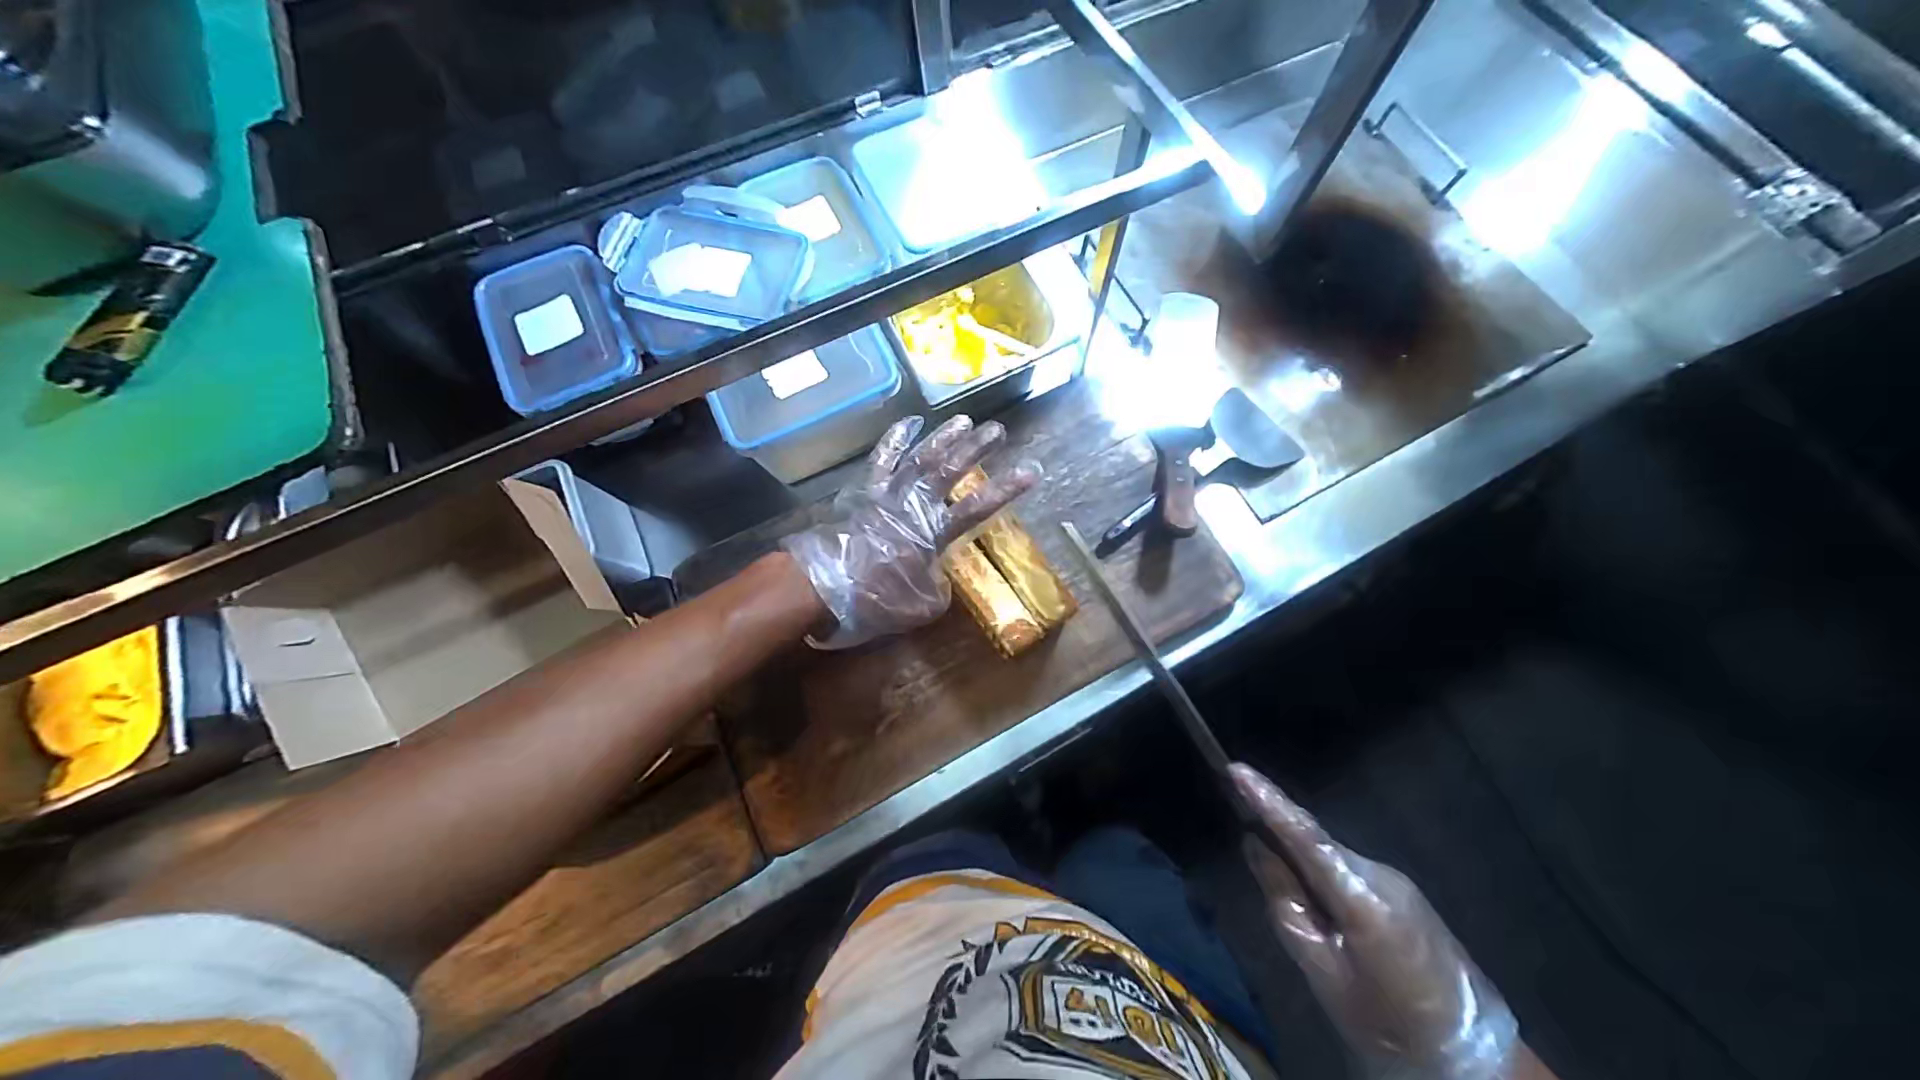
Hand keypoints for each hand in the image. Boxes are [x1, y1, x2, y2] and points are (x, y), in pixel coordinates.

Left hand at [782, 415, 1038, 648]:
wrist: (818, 586)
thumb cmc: (870, 599)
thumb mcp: (916, 607)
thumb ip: (936, 588)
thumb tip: (937, 577)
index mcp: (931, 534)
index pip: (977, 508)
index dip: (1007, 489)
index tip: (1032, 471)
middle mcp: (913, 505)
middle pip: (950, 471)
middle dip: (976, 450)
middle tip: (999, 430)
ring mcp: (887, 493)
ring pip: (920, 457)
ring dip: (943, 438)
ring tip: (965, 421)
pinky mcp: (864, 490)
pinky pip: (882, 459)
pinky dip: (896, 439)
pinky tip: (911, 422)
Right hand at [1230, 763, 1521, 1079]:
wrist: (1476, 1059)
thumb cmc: (1388, 1024)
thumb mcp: (1324, 974)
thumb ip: (1286, 905)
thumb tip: (1255, 847)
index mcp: (1362, 898)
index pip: (1306, 837)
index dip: (1269, 801)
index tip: (1237, 771)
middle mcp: (1381, 875)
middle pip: (1315, 842)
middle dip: (1278, 832)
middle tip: (1244, 835)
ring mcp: (1396, 881)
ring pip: (1330, 857)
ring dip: (1301, 862)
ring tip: (1287, 895)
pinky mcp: (1402, 892)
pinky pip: (1346, 870)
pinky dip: (1321, 875)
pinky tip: (1320, 911)